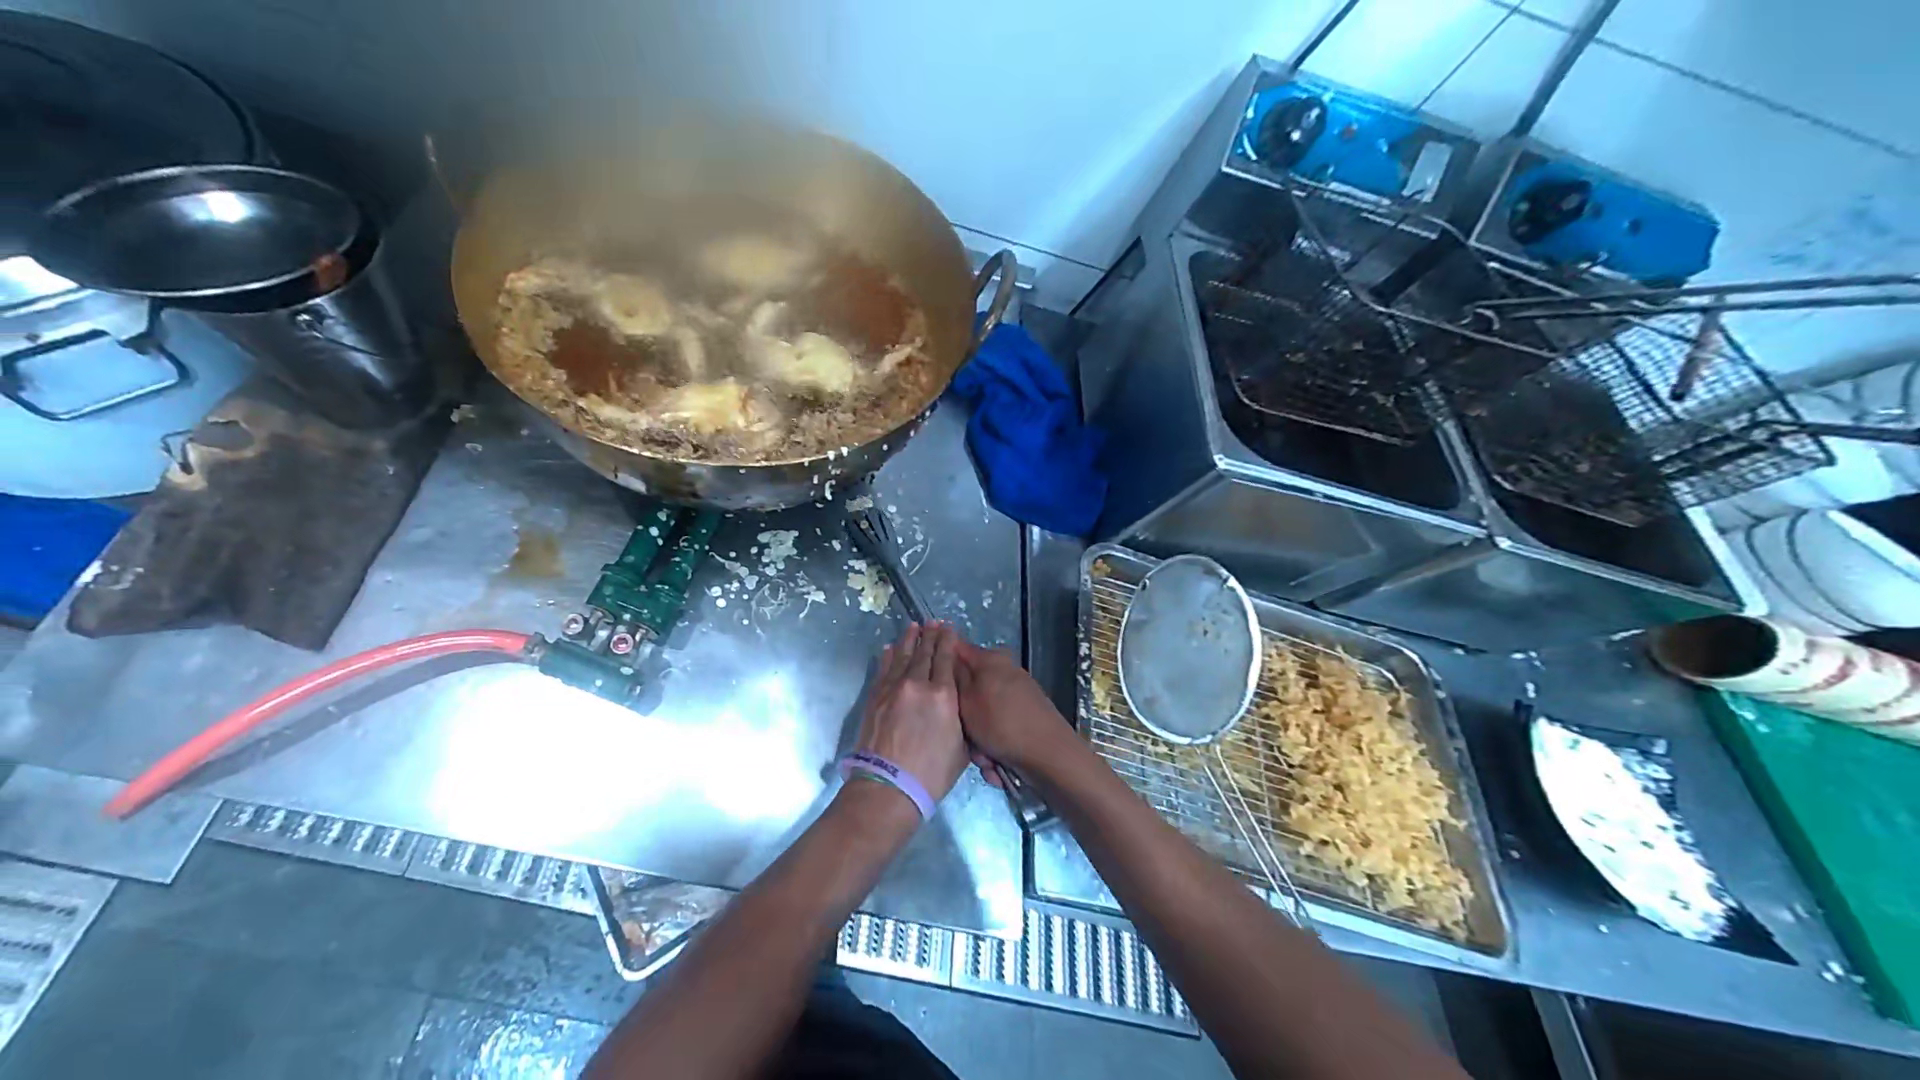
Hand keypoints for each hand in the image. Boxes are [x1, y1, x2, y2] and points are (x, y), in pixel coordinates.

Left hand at [853, 622, 970, 805]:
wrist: (889, 786)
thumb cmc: (931, 774)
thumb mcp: (961, 748)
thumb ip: (959, 720)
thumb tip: (954, 707)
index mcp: (944, 695)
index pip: (946, 659)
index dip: (948, 641)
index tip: (949, 628)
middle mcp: (918, 684)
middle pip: (925, 653)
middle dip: (930, 635)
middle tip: (933, 621)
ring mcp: (893, 688)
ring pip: (902, 656)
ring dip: (909, 640)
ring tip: (913, 626)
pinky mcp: (875, 697)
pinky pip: (884, 669)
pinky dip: (888, 657)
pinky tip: (889, 648)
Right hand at [952, 642, 1076, 779]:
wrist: (1048, 756)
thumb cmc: (1001, 724)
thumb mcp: (965, 700)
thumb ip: (952, 677)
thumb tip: (945, 658)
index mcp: (990, 660)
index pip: (955, 648)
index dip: (939, 662)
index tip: (927, 683)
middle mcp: (1004, 672)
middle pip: (969, 690)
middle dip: (963, 717)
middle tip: (966, 736)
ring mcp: (1016, 695)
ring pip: (982, 716)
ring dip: (979, 739)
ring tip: (986, 756)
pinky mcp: (1024, 717)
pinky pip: (998, 730)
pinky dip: (995, 747)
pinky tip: (999, 762)